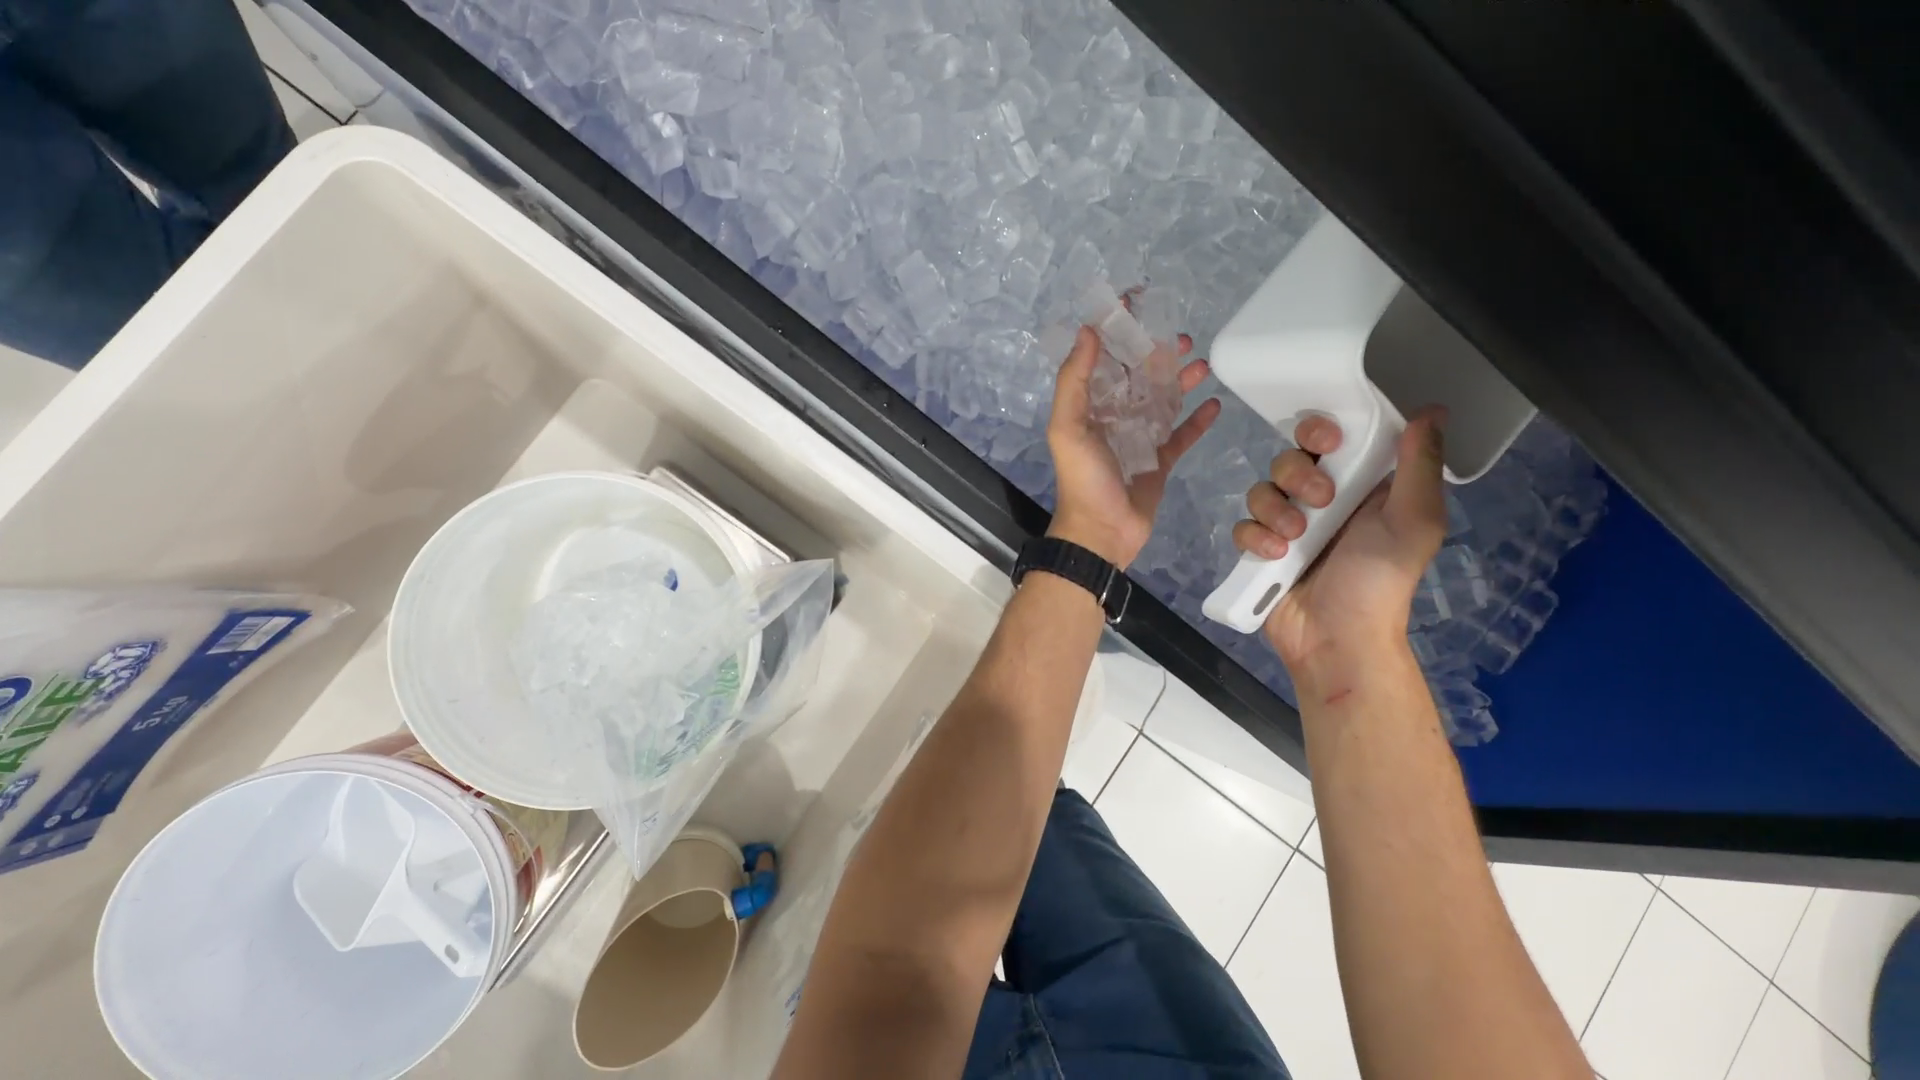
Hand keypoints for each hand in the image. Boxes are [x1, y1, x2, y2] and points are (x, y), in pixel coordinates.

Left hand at [1047, 326, 1221, 567]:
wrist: (1102, 532)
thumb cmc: (1084, 478)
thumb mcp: (1068, 426)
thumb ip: (1075, 379)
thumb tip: (1088, 331)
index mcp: (1091, 405)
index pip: (1105, 359)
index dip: (1118, 331)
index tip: (1137, 302)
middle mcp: (1115, 417)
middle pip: (1140, 376)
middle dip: (1159, 353)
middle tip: (1183, 336)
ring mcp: (1140, 438)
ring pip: (1164, 400)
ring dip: (1182, 380)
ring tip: (1203, 363)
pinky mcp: (1161, 460)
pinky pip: (1182, 435)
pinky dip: (1198, 420)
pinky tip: (1216, 404)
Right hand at [1233, 408, 1448, 676]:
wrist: (1338, 639)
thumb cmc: (1380, 579)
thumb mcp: (1414, 520)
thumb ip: (1420, 464)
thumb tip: (1432, 410)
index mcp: (1360, 486)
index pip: (1331, 438)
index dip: (1320, 431)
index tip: (1326, 443)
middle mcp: (1321, 500)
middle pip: (1289, 459)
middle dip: (1297, 476)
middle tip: (1320, 501)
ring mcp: (1287, 526)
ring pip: (1261, 490)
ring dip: (1276, 511)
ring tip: (1295, 540)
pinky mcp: (1260, 551)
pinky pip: (1242, 526)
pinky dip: (1255, 539)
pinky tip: (1275, 557)